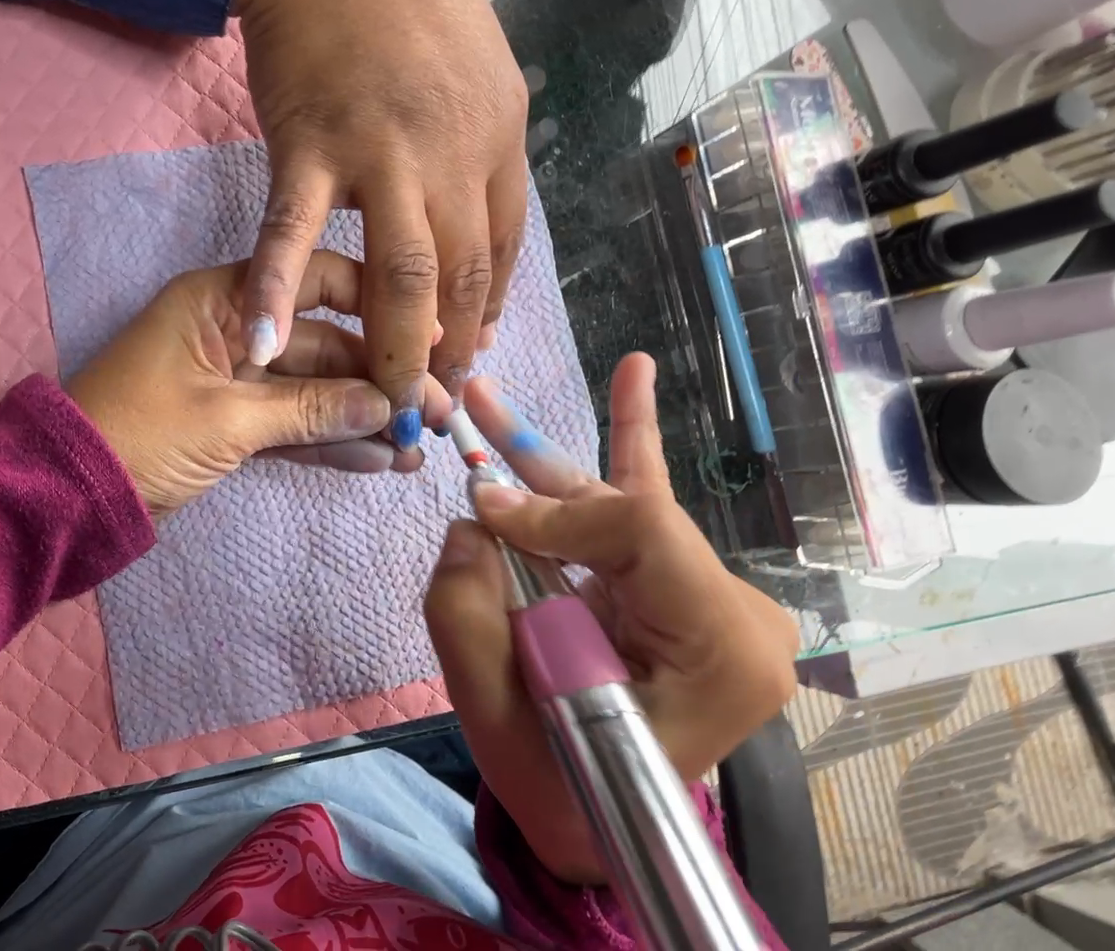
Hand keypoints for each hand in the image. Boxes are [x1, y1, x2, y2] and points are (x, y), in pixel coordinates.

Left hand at [68, 252, 449, 516]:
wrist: (68, 492)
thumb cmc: (140, 435)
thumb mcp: (226, 419)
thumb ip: (310, 409)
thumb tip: (386, 406)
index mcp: (221, 301)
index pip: (314, 282)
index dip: (375, 307)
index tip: (426, 340)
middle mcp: (233, 330)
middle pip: (323, 344)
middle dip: (378, 380)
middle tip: (436, 415)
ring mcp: (233, 380)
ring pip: (311, 391)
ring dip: (359, 417)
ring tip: (416, 448)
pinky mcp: (229, 424)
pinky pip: (288, 425)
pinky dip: (325, 442)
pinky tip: (375, 461)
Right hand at [233, 0, 528, 450]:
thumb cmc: (404, 2)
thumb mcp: (474, 71)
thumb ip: (475, 151)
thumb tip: (462, 225)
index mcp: (497, 133)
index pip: (502, 248)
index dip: (485, 313)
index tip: (467, 355)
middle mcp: (453, 151)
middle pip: (459, 277)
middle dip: (448, 350)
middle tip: (428, 401)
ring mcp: (381, 151)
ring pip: (398, 273)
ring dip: (391, 347)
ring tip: (380, 400)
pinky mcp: (310, 147)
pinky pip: (293, 232)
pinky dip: (276, 290)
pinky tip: (263, 345)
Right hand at [423, 353, 797, 882]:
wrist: (598, 822)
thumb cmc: (553, 780)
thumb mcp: (491, 709)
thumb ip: (466, 612)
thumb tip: (473, 523)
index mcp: (719, 650)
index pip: (642, 532)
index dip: (554, 508)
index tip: (481, 506)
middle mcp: (732, 613)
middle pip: (630, 510)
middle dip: (541, 468)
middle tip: (477, 400)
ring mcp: (709, 599)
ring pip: (620, 506)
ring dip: (548, 466)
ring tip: (491, 404)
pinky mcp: (675, 591)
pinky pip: (642, 510)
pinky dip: (625, 445)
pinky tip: (632, 376)